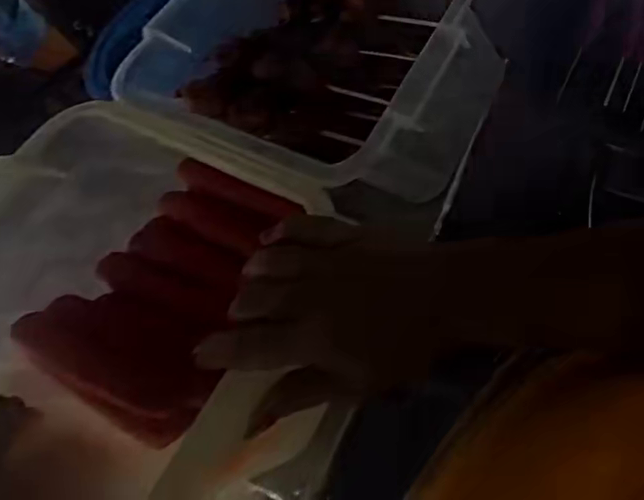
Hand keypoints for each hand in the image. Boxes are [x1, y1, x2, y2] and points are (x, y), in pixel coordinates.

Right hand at [196, 216, 455, 427]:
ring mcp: (329, 259)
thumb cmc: (405, 347)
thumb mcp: (356, 385)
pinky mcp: (348, 233)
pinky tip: (271, 234)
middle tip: (235, 315)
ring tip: (249, 278)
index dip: (222, 350)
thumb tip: (254, 417)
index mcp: (310, 337)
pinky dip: (285, 229)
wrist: (444, 292)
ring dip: (256, 270)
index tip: (199, 352)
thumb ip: (303, 393)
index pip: (253, 346)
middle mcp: (310, 295)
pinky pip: (307, 226)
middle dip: (239, 308)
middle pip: (259, 298)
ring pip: (276, 260)